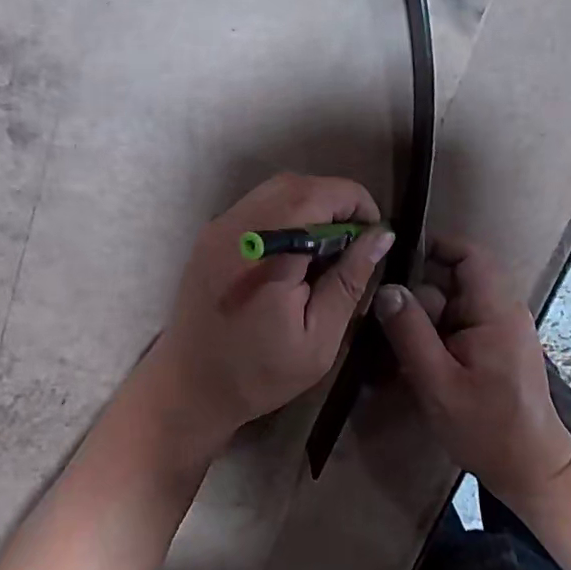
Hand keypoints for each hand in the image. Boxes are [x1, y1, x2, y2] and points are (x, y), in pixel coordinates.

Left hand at [148, 173, 393, 447]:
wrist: (188, 385)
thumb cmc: (258, 373)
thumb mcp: (318, 339)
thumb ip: (349, 280)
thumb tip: (382, 235)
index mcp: (268, 254)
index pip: (319, 196)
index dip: (355, 202)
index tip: (374, 234)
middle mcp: (238, 227)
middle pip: (296, 184)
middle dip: (334, 200)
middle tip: (355, 241)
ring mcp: (218, 227)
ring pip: (274, 189)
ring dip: (309, 204)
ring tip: (327, 246)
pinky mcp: (210, 234)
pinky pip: (255, 205)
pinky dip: (284, 212)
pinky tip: (295, 250)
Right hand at [373, 237, 570, 502]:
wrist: (532, 473)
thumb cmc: (488, 428)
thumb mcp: (438, 382)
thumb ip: (410, 332)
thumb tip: (385, 287)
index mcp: (495, 311)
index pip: (467, 254)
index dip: (432, 247)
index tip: (393, 261)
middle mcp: (500, 311)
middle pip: (450, 280)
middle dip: (416, 297)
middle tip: (386, 323)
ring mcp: (496, 330)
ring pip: (448, 303)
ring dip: (420, 320)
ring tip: (395, 348)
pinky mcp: (490, 347)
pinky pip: (454, 324)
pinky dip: (431, 336)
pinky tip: (413, 361)